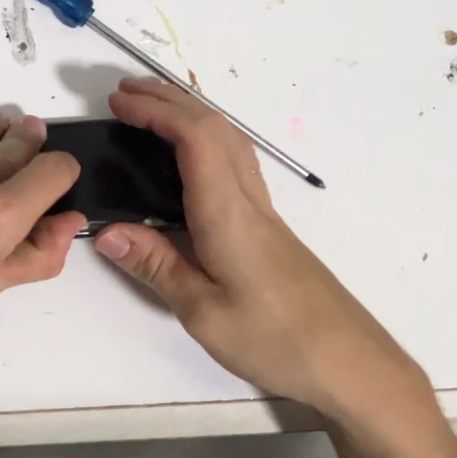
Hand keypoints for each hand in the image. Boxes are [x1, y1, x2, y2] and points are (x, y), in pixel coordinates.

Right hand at [92, 78, 429, 420]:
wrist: (352, 365)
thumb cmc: (276, 340)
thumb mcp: (202, 312)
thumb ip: (155, 266)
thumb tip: (105, 230)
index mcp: (227, 214)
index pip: (194, 140)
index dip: (156, 111)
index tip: (118, 102)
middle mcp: (248, 200)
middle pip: (214, 128)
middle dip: (168, 100)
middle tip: (124, 92)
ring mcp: (262, 211)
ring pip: (229, 140)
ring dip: (188, 114)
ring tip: (150, 110)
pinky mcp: (266, 226)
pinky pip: (233, 161)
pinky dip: (204, 138)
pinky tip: (187, 156)